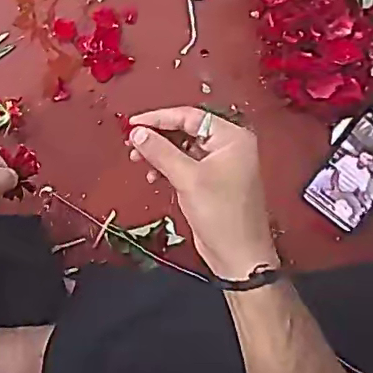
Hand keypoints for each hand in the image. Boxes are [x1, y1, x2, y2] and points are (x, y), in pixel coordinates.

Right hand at [127, 108, 278, 281]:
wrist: (239, 256)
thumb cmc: (223, 215)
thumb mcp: (188, 179)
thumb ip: (161, 151)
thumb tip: (138, 132)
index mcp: (232, 138)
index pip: (190, 116)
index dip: (159, 118)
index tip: (134, 123)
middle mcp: (228, 146)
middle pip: (186, 129)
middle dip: (158, 135)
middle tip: (133, 140)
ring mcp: (220, 163)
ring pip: (183, 147)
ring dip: (160, 152)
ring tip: (137, 157)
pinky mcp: (212, 180)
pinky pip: (186, 163)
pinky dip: (168, 166)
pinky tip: (153, 174)